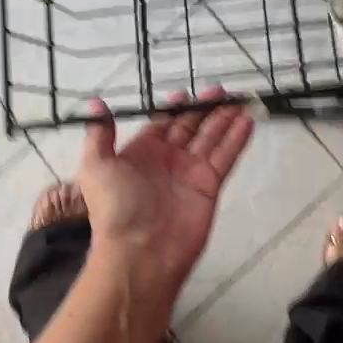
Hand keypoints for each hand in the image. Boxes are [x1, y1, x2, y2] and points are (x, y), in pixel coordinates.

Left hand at [77, 88, 254, 289]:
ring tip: (239, 98)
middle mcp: (168, 159)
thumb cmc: (115, 207)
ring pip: (212, 137)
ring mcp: (191, 172)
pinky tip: (247, 120)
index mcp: (142, 152)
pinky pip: (225, 156)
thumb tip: (95, 103)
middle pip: (191, 126)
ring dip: (225, 118)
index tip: (187, 92)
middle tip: (220, 89)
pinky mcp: (209, 186)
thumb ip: (99, 133)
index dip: (176, 107)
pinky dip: (237, 138)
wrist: (138, 253)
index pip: (163, 122)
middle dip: (205, 108)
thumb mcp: (96, 165)